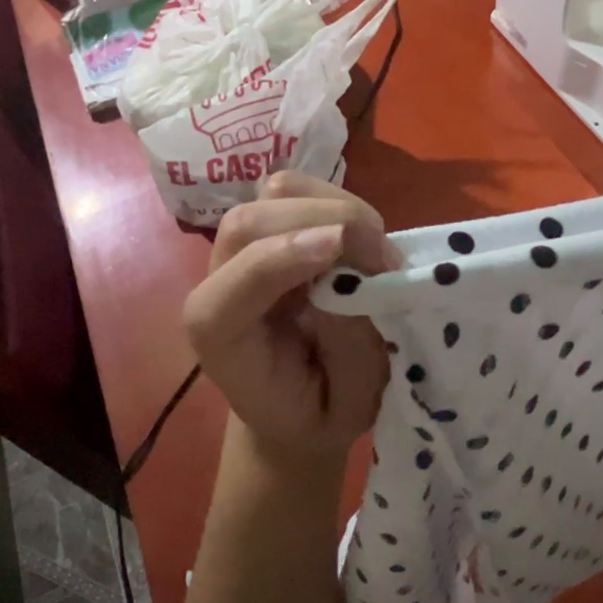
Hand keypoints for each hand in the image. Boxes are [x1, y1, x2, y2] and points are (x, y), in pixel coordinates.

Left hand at [183, 173, 398, 465]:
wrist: (291, 407)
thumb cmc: (318, 412)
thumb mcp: (348, 407)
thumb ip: (350, 349)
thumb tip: (353, 277)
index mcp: (221, 337)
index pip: (237, 281)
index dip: (285, 255)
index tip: (341, 248)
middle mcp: (217, 282)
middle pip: (253, 222)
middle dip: (328, 222)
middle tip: (386, 261)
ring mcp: (237, 249)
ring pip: (276, 194)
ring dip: (336, 207)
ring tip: (374, 251)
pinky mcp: (266, 227)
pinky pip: (296, 190)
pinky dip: (336, 200)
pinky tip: (358, 240)